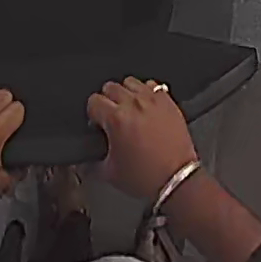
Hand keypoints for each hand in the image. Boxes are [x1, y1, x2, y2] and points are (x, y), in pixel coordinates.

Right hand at [86, 77, 197, 200]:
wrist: (176, 179)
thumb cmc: (146, 176)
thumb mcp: (110, 173)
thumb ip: (91, 163)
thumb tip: (83, 161)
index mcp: (116, 119)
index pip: (94, 101)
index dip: (92, 113)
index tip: (97, 122)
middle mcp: (134, 104)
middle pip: (110, 87)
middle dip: (107, 101)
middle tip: (111, 116)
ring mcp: (152, 100)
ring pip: (131, 82)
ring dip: (126, 93)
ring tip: (129, 109)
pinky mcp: (168, 101)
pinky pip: (152, 85)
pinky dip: (146, 93)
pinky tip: (146, 106)